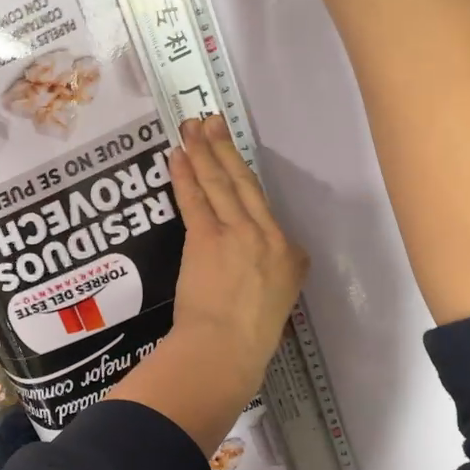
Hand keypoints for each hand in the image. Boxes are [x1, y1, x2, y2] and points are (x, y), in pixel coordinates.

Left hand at [170, 116, 307, 376]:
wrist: (226, 348)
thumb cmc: (247, 340)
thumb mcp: (276, 307)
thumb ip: (270, 282)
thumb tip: (251, 276)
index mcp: (291, 256)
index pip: (265, 212)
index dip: (245, 184)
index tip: (232, 165)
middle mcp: (269, 237)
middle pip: (245, 185)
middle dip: (226, 150)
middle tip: (212, 122)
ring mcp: (239, 234)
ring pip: (221, 184)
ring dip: (204, 152)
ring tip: (192, 128)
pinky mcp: (208, 238)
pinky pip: (196, 198)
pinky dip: (185, 175)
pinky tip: (177, 156)